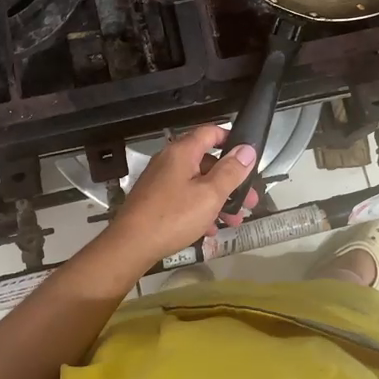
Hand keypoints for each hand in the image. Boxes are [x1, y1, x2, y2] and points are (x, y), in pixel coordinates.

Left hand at [101, 126, 256, 270]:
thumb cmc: (174, 216)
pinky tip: (209, 230)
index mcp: (182, 152)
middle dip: (230, 180)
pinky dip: (199, 208)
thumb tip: (247, 149)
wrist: (131, 245)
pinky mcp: (154, 199)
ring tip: (233, 220)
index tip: (248, 154)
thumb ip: (231, 171)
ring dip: (218, 199)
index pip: (210, 132)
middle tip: (248, 200)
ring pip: (196, 183)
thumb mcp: (210, 194)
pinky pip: (183, 197)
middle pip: (206, 161)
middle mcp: (169, 160)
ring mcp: (160, 180)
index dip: (231, 138)